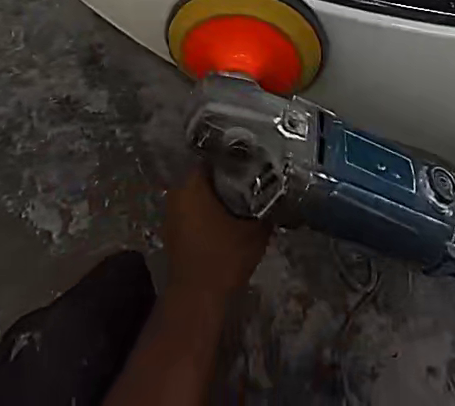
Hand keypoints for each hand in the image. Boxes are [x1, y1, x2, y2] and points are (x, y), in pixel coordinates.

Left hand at [162, 168, 272, 302]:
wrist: (197, 300)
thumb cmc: (223, 257)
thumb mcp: (255, 229)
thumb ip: (268, 206)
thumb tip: (281, 192)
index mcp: (191, 184)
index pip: (216, 155)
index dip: (238, 155)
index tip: (257, 157)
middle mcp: (177, 193)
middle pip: (208, 173)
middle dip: (231, 174)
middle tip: (257, 175)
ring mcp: (173, 214)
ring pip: (202, 192)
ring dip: (222, 194)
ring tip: (249, 194)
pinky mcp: (175, 232)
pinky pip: (196, 209)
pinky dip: (212, 210)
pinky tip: (233, 216)